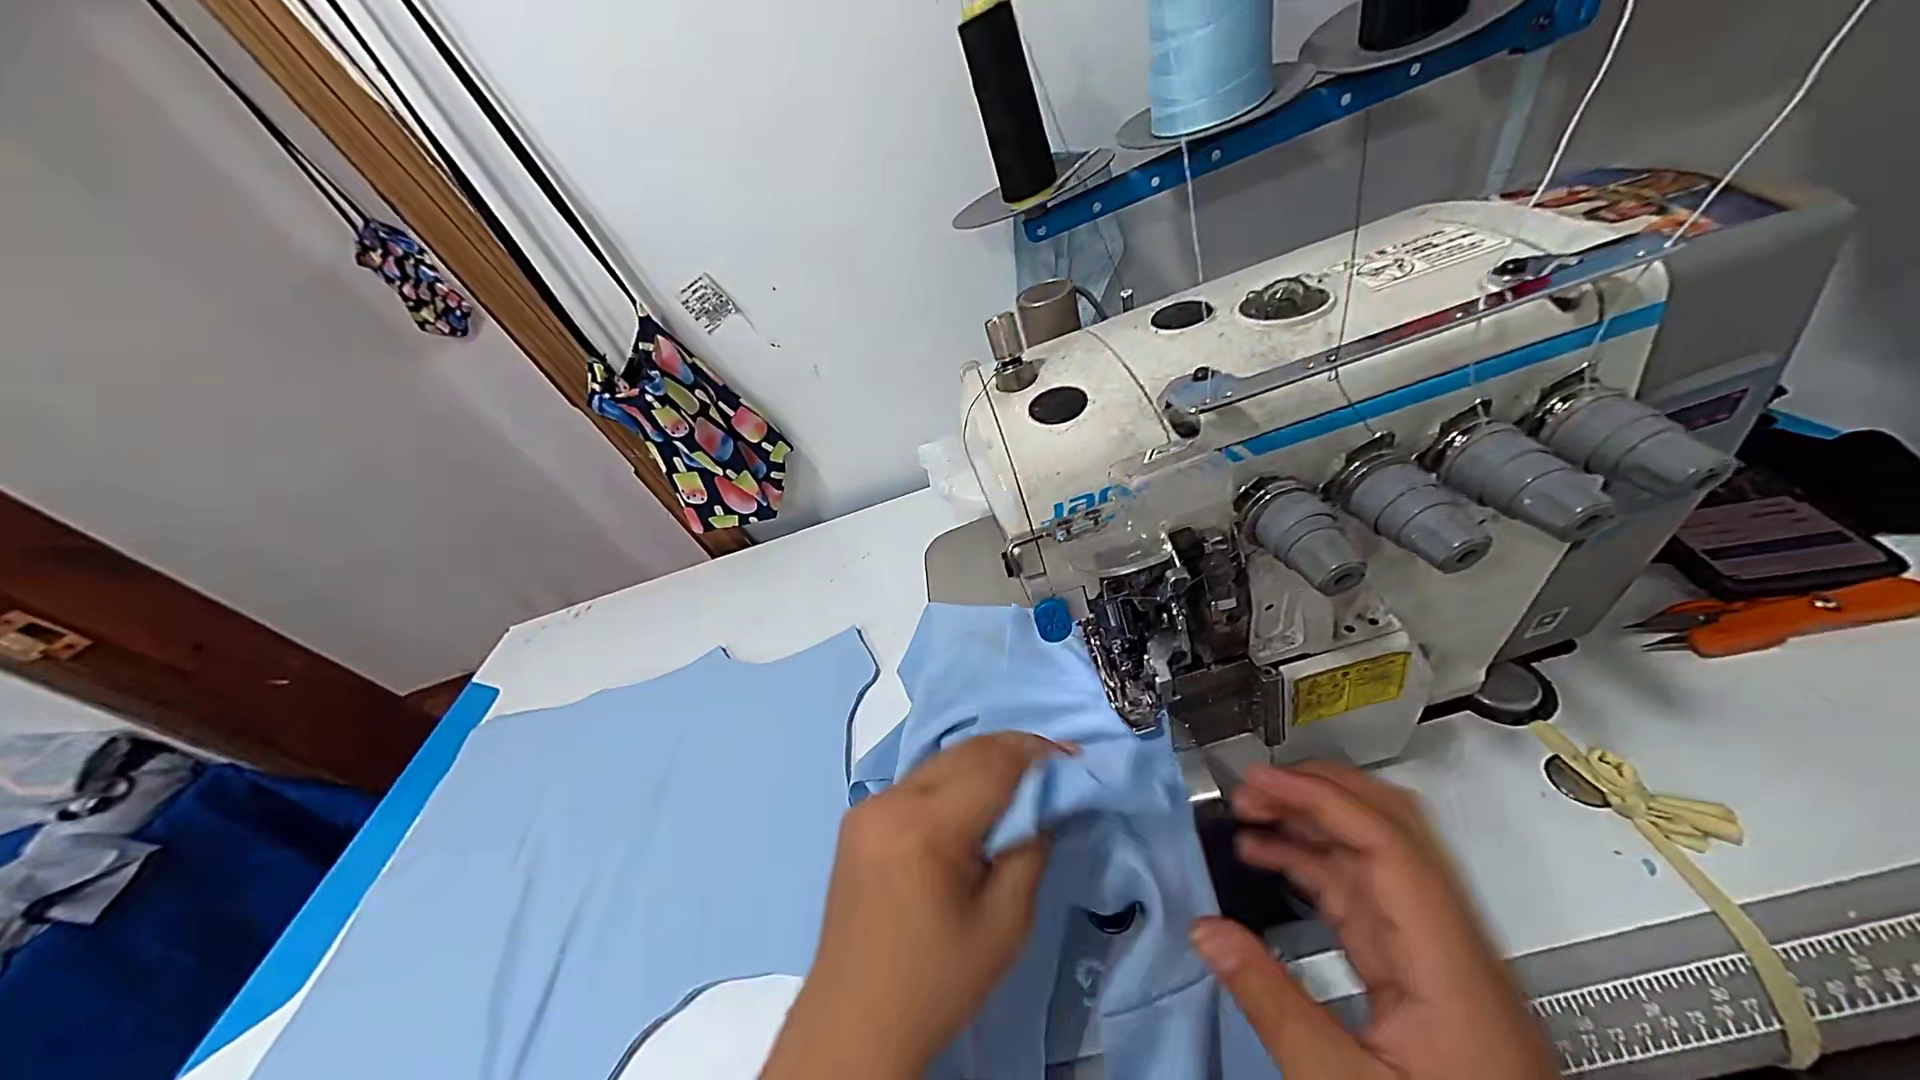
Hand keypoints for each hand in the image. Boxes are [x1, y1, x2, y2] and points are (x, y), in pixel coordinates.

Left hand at [761, 733, 1059, 1079]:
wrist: (856, 1021)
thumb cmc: (938, 980)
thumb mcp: (1006, 923)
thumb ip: (1030, 849)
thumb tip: (1043, 804)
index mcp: (926, 828)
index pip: (991, 764)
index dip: (1035, 752)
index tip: (1070, 757)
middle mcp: (890, 802)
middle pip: (963, 753)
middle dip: (1012, 750)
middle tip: (1052, 763)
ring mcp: (868, 807)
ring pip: (939, 763)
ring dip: (982, 762)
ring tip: (1021, 778)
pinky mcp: (858, 819)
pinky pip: (916, 783)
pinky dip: (952, 780)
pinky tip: (974, 799)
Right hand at [1190, 762, 1556, 1079]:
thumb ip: (1271, 1001)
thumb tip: (1207, 931)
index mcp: (1448, 962)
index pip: (1388, 841)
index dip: (1320, 796)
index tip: (1262, 779)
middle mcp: (1450, 943)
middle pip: (1391, 829)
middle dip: (1316, 793)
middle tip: (1254, 788)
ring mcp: (1435, 954)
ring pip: (1371, 857)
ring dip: (1309, 824)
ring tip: (1250, 814)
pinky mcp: (1416, 971)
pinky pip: (1361, 893)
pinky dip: (1313, 865)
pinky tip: (1273, 859)